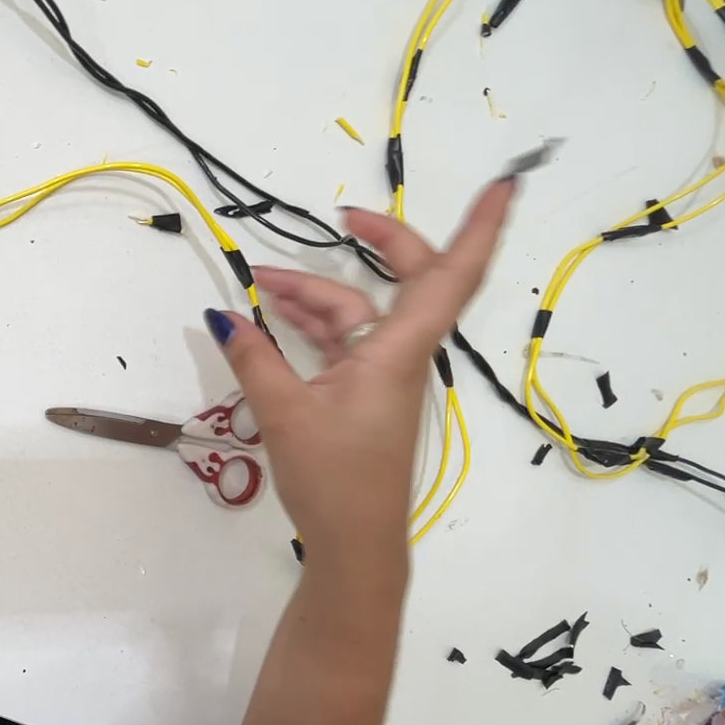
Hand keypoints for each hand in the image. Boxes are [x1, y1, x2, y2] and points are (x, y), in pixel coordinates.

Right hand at [205, 180, 514, 556]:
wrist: (353, 539)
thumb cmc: (333, 476)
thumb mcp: (283, 412)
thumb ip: (253, 358)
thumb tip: (220, 315)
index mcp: (397, 353)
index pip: (451, 277)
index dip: (480, 227)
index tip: (504, 184)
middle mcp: (399, 355)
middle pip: (404, 283)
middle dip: (378, 243)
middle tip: (340, 218)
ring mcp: (380, 376)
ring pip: (356, 315)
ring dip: (313, 295)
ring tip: (260, 284)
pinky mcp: (360, 395)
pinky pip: (339, 344)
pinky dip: (307, 327)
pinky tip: (270, 323)